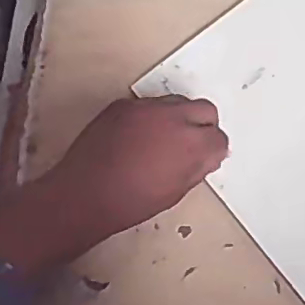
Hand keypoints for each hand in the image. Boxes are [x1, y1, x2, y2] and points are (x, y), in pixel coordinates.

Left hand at [0, 96, 228, 274]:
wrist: (85, 194)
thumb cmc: (127, 202)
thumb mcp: (173, 193)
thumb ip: (195, 169)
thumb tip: (206, 158)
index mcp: (191, 145)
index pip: (219, 137)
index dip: (213, 149)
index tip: (206, 157)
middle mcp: (172, 118)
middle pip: (205, 109)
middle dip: (203, 126)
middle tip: (192, 144)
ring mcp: (146, 108)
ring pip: (176, 102)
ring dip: (177, 118)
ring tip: (162, 142)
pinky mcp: (123, 105)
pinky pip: (148, 105)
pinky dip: (150, 117)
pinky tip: (138, 138)